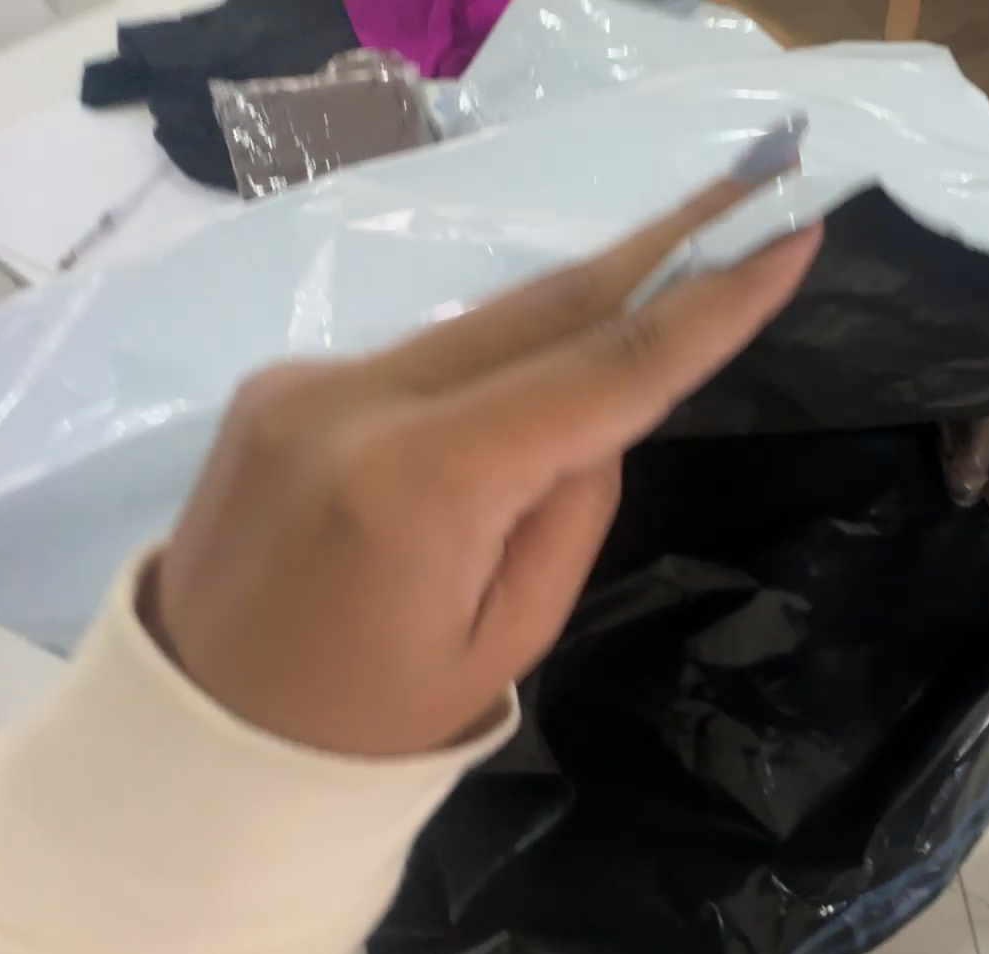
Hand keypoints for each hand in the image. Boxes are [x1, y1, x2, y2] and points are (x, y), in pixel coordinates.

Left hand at [145, 154, 821, 756]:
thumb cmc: (382, 714)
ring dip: (608, 284)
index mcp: (423, 482)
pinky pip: (454, 347)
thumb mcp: (517, 631)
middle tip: (758, 186)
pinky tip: (576, 348)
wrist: (203, 732)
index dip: (708, 301)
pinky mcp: (299, 380)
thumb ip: (574, 505)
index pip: (604, 371)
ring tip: (695, 242)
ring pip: (503, 317)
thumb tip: (597, 417)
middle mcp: (357, 397)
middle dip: (669, 242)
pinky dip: (534, 339)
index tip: (785, 237)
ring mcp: (315, 376)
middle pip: (553, 304)